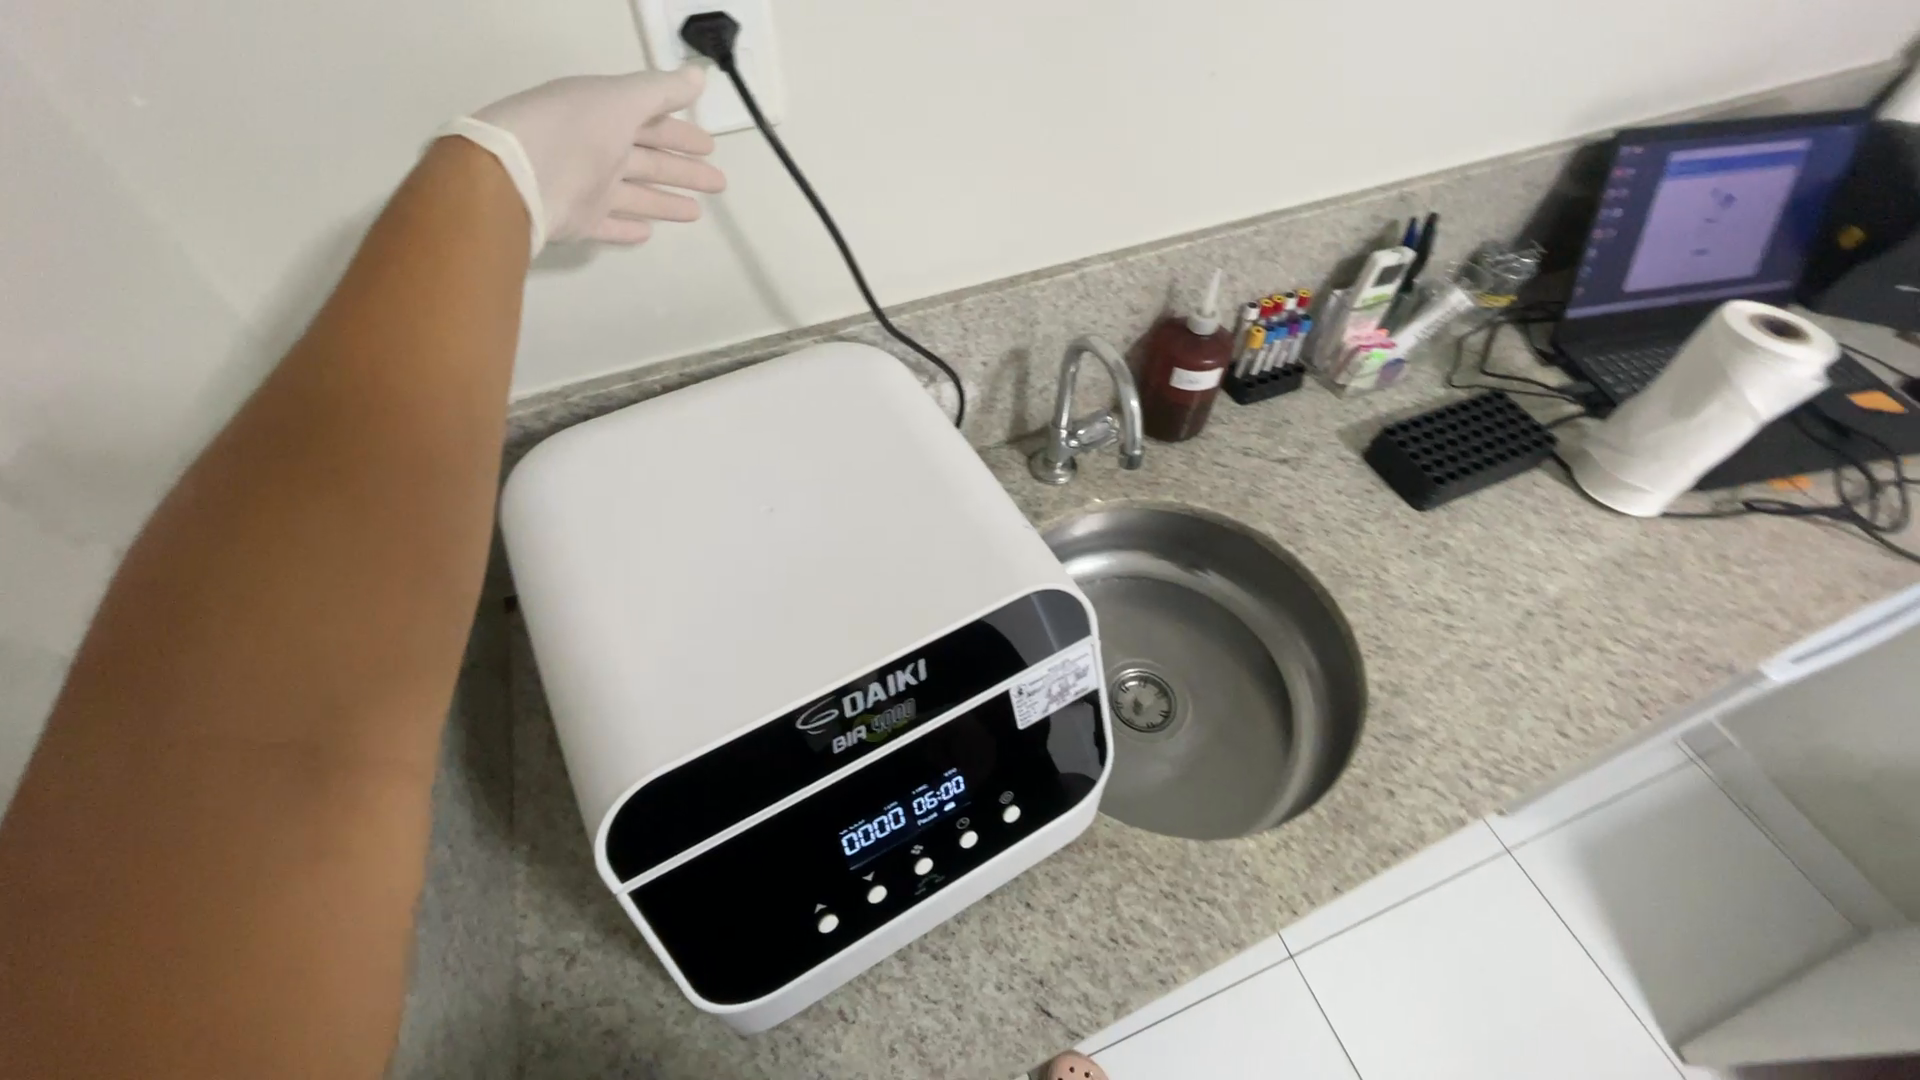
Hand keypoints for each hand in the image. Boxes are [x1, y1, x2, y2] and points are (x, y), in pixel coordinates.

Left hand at [444, 68, 726, 251]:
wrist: (516, 179)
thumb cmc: (570, 133)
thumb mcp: (619, 101)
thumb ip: (660, 91)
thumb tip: (699, 76)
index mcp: (603, 115)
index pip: (651, 122)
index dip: (682, 133)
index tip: (710, 146)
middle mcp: (597, 149)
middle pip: (649, 161)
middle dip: (684, 170)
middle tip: (718, 183)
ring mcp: (588, 187)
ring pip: (637, 195)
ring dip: (666, 201)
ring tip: (696, 212)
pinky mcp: (580, 220)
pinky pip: (610, 224)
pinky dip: (629, 228)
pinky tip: (648, 232)